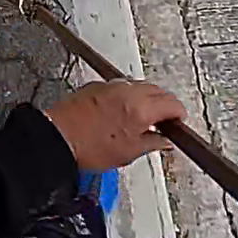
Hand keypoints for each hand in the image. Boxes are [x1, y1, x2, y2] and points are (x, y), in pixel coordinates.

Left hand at [43, 80, 184, 170]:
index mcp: (140, 108)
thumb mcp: (128, 153)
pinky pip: (122, 85)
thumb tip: (164, 141)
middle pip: (157, 90)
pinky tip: (124, 109)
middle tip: (164, 121)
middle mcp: (128, 91)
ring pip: (140, 85)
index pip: (171, 103)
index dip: (178, 114)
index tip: (178, 122)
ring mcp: (111, 85)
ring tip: (143, 117)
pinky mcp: (97, 85)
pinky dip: (129, 94)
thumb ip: (152, 143)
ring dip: (147, 97)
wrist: (59, 137)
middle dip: (164, 103)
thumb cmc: (89, 146)